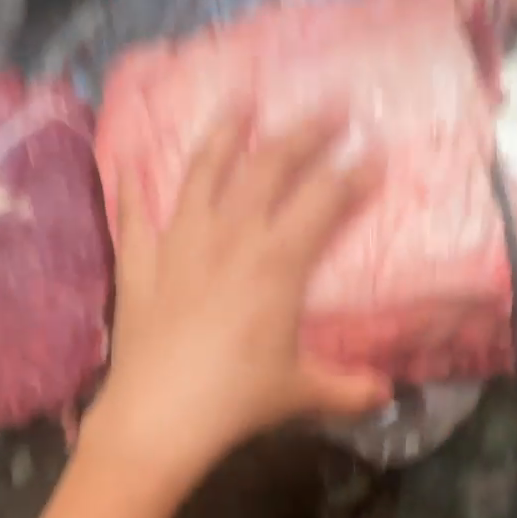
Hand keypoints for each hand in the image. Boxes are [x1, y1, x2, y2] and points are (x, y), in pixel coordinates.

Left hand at [85, 104, 389, 488]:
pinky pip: (134, 215)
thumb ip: (348, 388)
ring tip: (240, 101)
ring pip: (203, 171)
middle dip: (304, 132)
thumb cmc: (237, 401)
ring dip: (225, 132)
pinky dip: (132, 187)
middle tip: (328, 108)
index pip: (325, 199)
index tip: (375, 150)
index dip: (354, 173)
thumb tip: (386, 395)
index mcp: (277, 261)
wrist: (159, 417)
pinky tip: (130, 161)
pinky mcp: (140, 263)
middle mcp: (230, 236)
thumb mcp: (301, 393)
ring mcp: (179, 243)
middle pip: (269, 166)